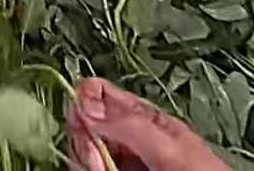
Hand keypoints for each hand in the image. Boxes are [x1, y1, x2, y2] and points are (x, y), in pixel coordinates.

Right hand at [67, 78, 232, 170]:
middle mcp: (127, 136)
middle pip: (82, 118)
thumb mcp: (172, 151)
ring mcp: (122, 160)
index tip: (86, 122)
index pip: (96, 90)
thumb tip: (82, 103)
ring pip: (81, 144)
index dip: (83, 100)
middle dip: (82, 137)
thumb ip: (129, 122)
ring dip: (83, 156)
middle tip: (98, 163)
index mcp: (143, 118)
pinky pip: (86, 164)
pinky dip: (85, 166)